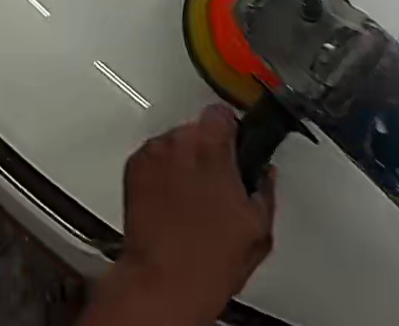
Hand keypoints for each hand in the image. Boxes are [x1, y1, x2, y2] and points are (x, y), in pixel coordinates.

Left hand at [81, 105, 277, 325]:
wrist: (162, 285)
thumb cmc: (207, 262)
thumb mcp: (258, 229)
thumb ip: (265, 190)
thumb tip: (264, 177)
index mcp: (213, 146)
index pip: (222, 113)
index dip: (231, 131)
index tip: (234, 146)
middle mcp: (181, 141)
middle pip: (198, 129)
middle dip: (207, 150)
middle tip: (214, 182)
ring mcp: (154, 153)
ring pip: (175, 143)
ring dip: (182, 160)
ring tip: (188, 197)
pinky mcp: (134, 168)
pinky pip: (153, 158)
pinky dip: (160, 172)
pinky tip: (169, 201)